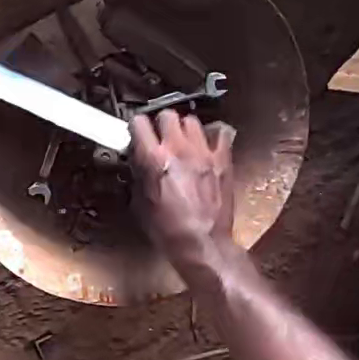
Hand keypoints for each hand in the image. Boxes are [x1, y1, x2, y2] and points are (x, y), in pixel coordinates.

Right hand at [131, 110, 238, 282]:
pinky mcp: (223, 161)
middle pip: (167, 115)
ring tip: (182, 141)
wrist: (202, 244)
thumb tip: (138, 162)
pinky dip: (214, 134)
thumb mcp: (140, 202)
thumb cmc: (170, 230)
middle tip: (159, 137)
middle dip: (160, 124)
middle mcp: (178, 150)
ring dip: (184, 129)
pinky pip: (221, 133)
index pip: (138, 122)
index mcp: (153, 159)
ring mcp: (203, 153)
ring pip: (192, 121)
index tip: (137, 133)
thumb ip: (138, 174)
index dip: (136, 127)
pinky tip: (207, 144)